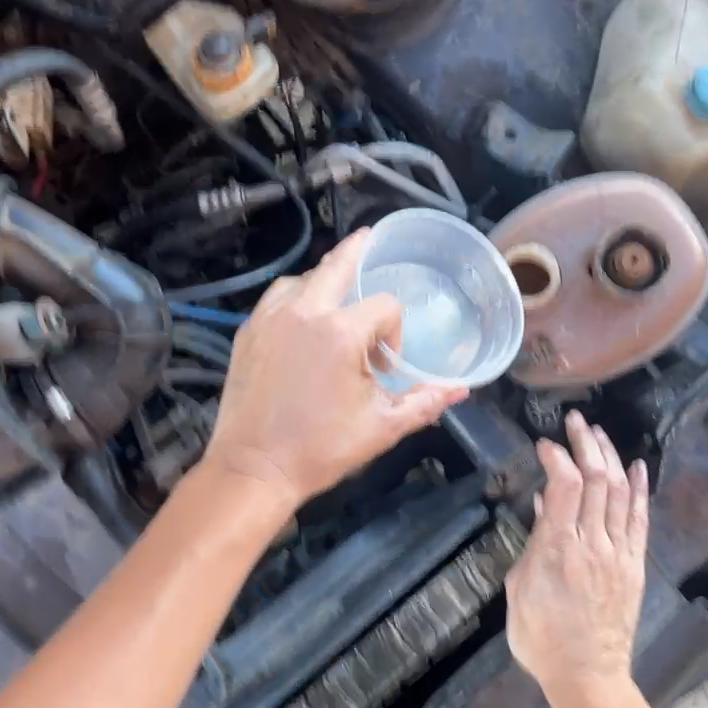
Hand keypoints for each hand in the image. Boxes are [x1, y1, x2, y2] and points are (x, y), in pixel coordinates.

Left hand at [196, 228, 469, 514]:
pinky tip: (304, 317)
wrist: (253, 469)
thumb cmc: (321, 449)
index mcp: (341, 332)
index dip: (395, 331)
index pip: (384, 305)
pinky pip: (277, 298)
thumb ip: (424, 402)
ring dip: (324, 280)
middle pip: (337, 265)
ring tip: (338, 295)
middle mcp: (304, 312)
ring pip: (303, 279)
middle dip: (358, 251)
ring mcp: (270, 319)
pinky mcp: (248, 332)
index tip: (387, 364)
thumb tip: (459, 390)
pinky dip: (295, 297)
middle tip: (370, 237)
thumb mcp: (382, 427)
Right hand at [506, 411, 649, 694]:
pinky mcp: (634, 565)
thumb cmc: (541, 638)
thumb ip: (533, 543)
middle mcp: (592, 543)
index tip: (544, 444)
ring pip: (619, 493)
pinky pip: (640, 519)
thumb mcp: (519, 589)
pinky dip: (639, 489)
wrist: (588, 676)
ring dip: (609, 457)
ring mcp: (618, 553)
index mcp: (558, 549)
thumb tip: (543, 505)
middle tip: (576, 420)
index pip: (565, 485)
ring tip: (598, 432)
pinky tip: (636, 465)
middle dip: (585, 444)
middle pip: (596, 480)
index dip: (558, 456)